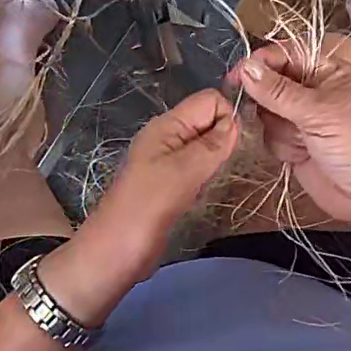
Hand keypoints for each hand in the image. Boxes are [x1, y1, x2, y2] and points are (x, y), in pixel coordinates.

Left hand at [91, 88, 239, 244]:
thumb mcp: (182, 171)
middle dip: (224, 137)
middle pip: (207, 120)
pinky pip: (198, 166)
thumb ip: (211, 144)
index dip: (226, 116)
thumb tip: (235, 121)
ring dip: (216, 159)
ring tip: (209, 181)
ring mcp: (167, 159)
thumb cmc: (146, 206)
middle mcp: (167, 136)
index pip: (208, 100)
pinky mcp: (169, 181)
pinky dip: (206, 175)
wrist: (115, 250)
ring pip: (205, 144)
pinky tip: (201, 192)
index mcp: (166, 125)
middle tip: (221, 166)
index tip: (233, 146)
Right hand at [226, 43, 350, 235]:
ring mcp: (302, 120)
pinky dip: (280, 147)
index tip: (236, 76)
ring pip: (265, 113)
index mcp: (325, 72)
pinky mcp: (294, 146)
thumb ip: (278, 91)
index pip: (284, 55)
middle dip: (267, 101)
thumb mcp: (320, 112)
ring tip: (301, 142)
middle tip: (277, 115)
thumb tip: (245, 66)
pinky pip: (270, 137)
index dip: (260, 63)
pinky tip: (299, 156)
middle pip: (268, 84)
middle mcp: (311, 92)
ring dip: (278, 128)